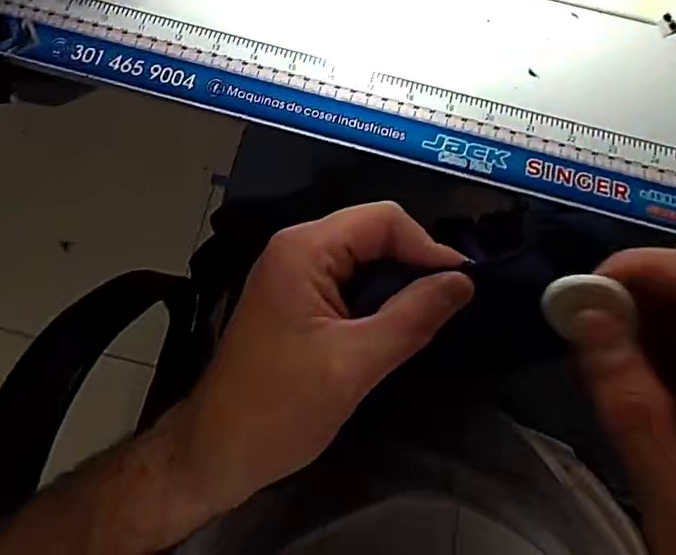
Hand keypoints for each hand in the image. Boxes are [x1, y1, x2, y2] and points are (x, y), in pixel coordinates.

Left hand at [172, 201, 474, 511]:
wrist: (211, 455)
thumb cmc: (278, 410)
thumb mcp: (352, 365)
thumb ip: (412, 318)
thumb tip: (463, 282)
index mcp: (305, 248)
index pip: (383, 219)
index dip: (426, 246)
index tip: (463, 284)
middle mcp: (298, 245)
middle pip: (374, 230)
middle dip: (414, 261)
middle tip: (451, 301)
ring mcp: (294, 267)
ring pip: (364, 253)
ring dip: (398, 279)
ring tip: (431, 312)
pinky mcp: (296, 291)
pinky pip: (349, 275)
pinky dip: (377, 293)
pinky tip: (396, 320)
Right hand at [572, 249, 675, 554]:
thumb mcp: (675, 500)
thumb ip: (628, 402)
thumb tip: (583, 313)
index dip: (644, 268)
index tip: (584, 289)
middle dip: (635, 297)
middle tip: (577, 321)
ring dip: (640, 326)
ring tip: (590, 351)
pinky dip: (654, 359)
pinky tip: (621, 379)